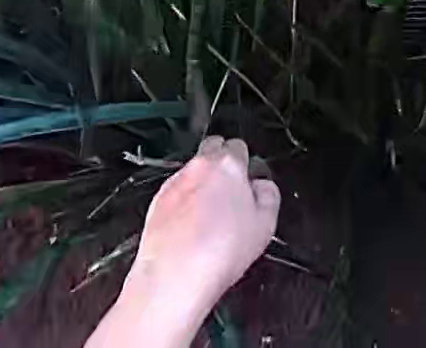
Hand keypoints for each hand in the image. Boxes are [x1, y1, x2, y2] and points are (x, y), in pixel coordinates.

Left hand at [87, 136, 280, 347]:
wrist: (172, 279)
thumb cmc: (217, 253)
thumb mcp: (265, 226)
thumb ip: (269, 195)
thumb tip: (262, 188)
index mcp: (229, 165)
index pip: (239, 146)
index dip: (244, 164)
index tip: (245, 181)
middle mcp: (201, 166)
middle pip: (213, 147)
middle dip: (220, 161)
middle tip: (227, 191)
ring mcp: (176, 182)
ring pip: (193, 170)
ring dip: (201, 182)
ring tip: (207, 217)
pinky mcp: (156, 201)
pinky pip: (174, 191)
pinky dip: (182, 201)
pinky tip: (187, 228)